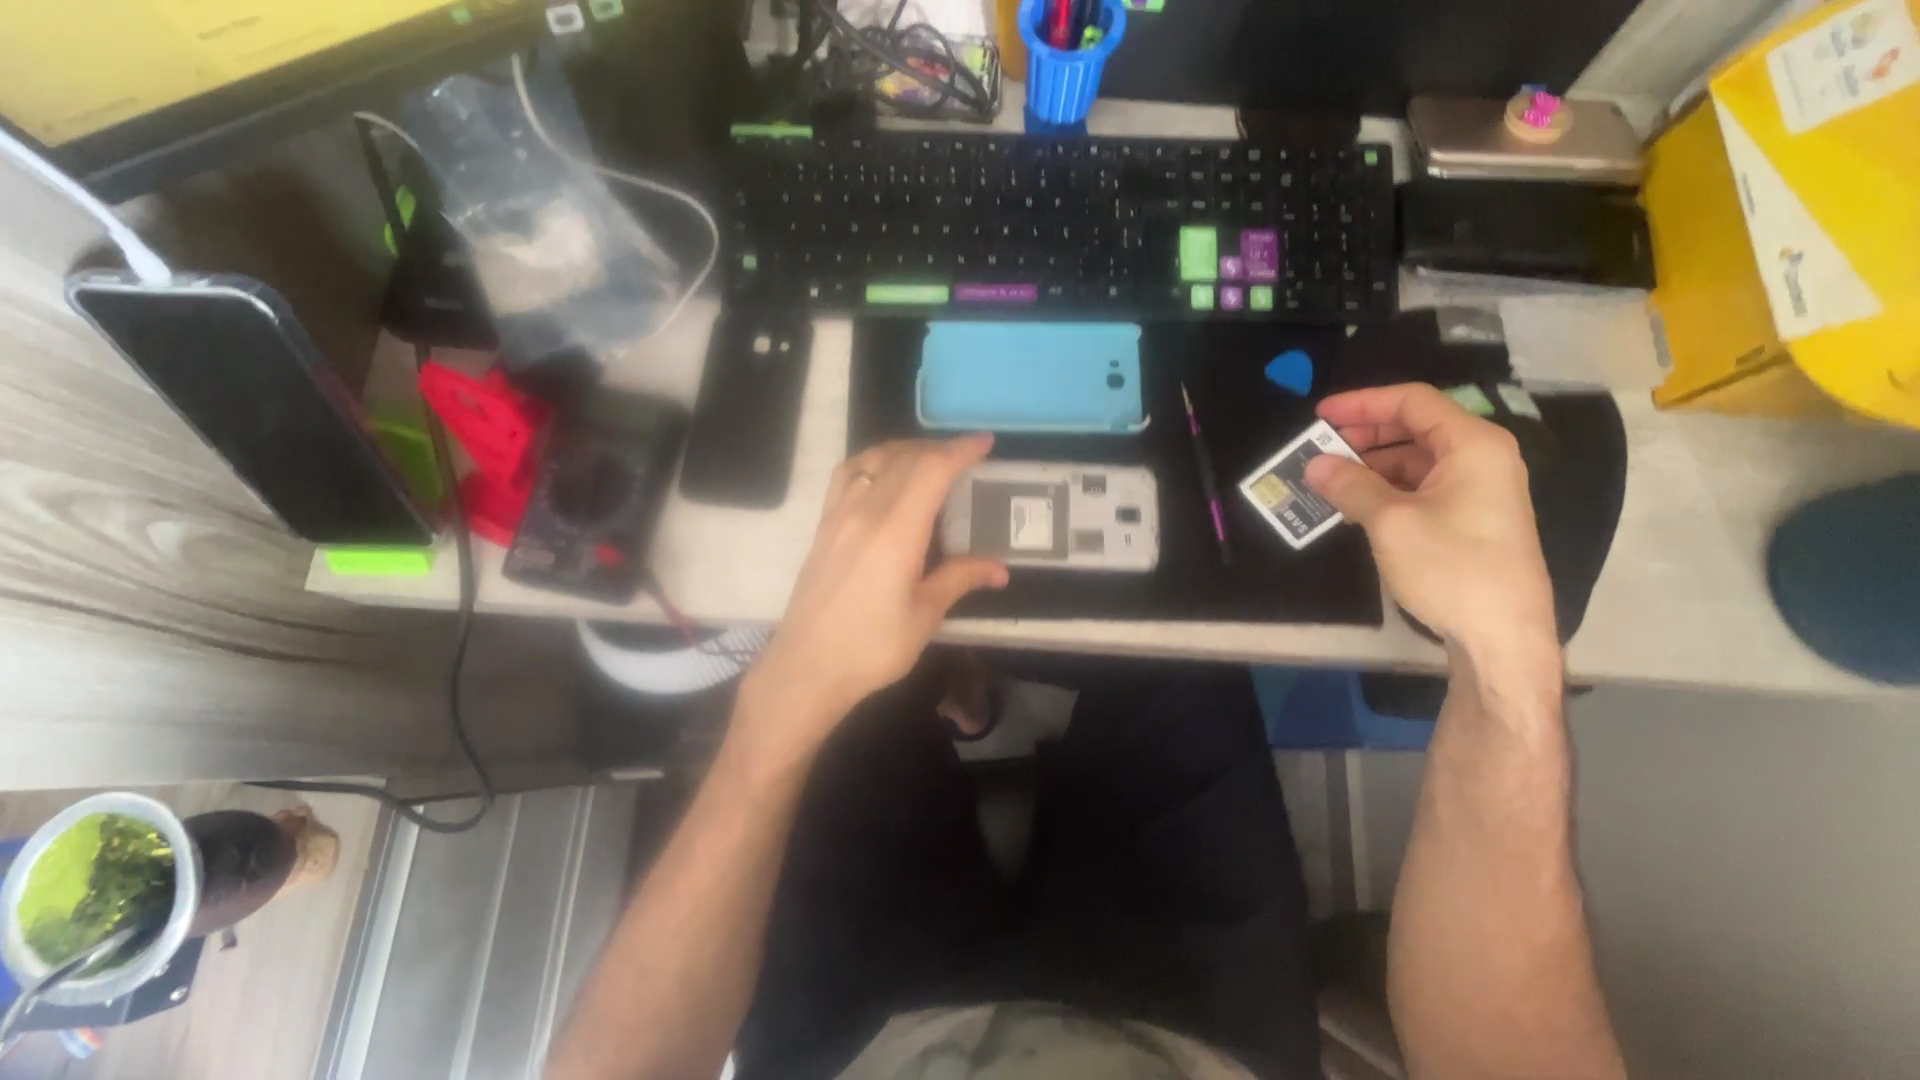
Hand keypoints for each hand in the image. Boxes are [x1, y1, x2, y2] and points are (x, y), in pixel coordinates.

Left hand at [738, 436, 1007, 750]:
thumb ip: (959, 580)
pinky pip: (847, 476)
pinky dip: (871, 462)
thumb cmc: (872, 648)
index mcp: (897, 531)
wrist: (807, 668)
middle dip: (939, 449)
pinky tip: (882, 476)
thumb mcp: (924, 616)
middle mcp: (865, 511)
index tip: (985, 443)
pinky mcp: (823, 528)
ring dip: (905, 450)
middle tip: (966, 457)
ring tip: (929, 460)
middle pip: (905, 458)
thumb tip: (1000, 569)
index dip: (961, 450)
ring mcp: (839, 516)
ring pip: (873, 460)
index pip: (932, 470)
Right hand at [1304, 384, 1556, 653]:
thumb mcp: (1390, 522)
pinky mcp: (1472, 519)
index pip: (1412, 401)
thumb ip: (1349, 485)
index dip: (1362, 403)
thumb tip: (1314, 464)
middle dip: (1363, 435)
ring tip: (1329, 482)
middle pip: (1415, 427)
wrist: (1502, 634)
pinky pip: (1422, 488)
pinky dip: (1387, 490)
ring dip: (1371, 466)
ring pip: (1416, 460)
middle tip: (1320, 449)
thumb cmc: (1451, 567)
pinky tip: (1356, 507)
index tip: (1319, 416)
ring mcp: (1479, 490)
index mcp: (1472, 444)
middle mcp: (1481, 458)